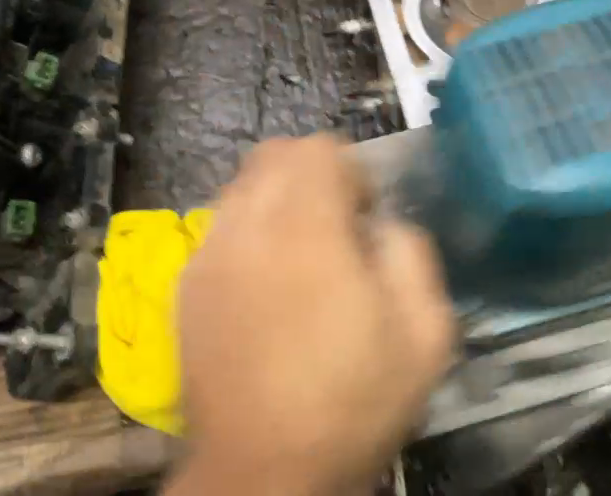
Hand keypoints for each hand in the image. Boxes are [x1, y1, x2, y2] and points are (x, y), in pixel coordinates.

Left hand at [169, 135, 455, 495]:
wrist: (261, 473)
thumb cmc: (350, 404)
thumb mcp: (423, 336)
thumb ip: (411, 253)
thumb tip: (383, 224)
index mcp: (307, 227)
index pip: (318, 148)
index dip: (351, 172)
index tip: (365, 217)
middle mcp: (249, 224)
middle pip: (274, 153)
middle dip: (311, 173)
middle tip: (335, 225)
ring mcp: (210, 252)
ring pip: (242, 185)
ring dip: (276, 200)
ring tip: (299, 255)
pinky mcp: (187, 284)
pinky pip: (220, 227)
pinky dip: (248, 232)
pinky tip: (265, 284)